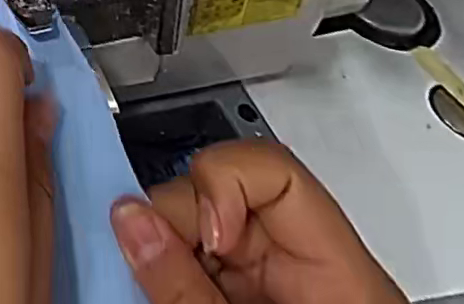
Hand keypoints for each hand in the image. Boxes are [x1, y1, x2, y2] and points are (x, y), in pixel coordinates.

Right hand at [110, 139, 404, 303]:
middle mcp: (296, 264)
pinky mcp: (235, 294)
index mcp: (336, 273)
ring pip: (190, 221)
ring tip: (149, 285)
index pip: (272, 171)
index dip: (223, 182)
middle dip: (170, 218)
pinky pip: (185, 255)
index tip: (205, 238)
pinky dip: (160, 268)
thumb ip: (186, 288)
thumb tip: (128, 216)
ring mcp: (264, 281)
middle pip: (216, 191)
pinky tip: (151, 287)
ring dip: (158, 245)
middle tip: (149, 263)